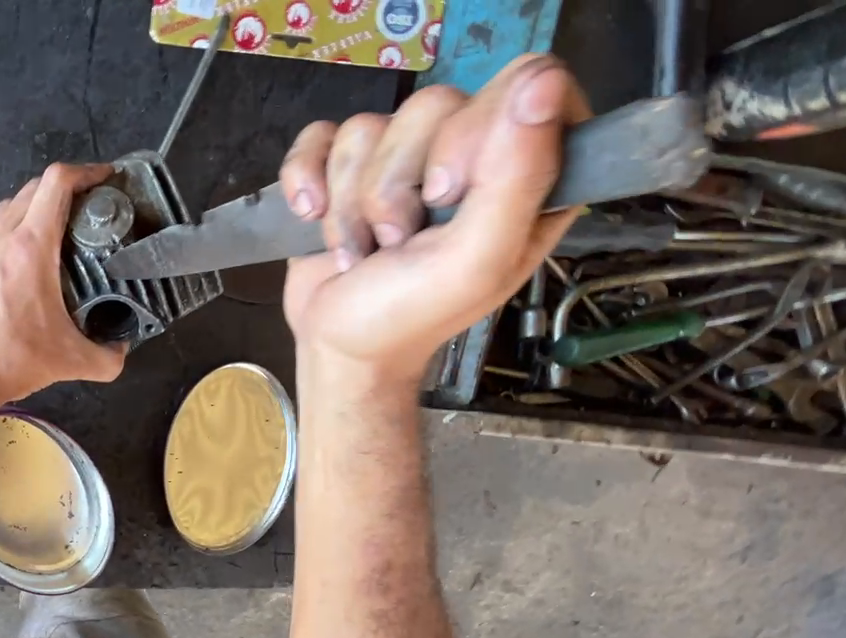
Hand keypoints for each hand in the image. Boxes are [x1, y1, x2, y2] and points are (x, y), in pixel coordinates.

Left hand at [0, 164, 128, 415]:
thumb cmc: (13, 364)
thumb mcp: (72, 363)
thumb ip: (108, 357)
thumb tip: (121, 351)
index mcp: (29, 249)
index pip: (56, 183)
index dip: (86, 172)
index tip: (104, 179)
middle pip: (30, 190)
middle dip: (60, 189)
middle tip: (83, 209)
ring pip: (3, 213)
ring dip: (29, 211)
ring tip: (51, 233)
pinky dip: (4, 242)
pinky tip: (15, 271)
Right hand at [278, 55, 590, 399]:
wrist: (335, 349)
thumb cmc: (408, 317)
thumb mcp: (476, 261)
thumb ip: (517, 177)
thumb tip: (540, 79)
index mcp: (523, 172)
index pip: (520, 88)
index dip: (475, 131)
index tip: (448, 195)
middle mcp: (465, 155)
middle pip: (430, 106)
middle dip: (394, 184)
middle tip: (397, 239)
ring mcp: (399, 161)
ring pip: (368, 128)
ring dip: (349, 203)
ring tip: (359, 248)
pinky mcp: (343, 170)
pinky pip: (319, 138)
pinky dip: (305, 180)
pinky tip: (310, 216)